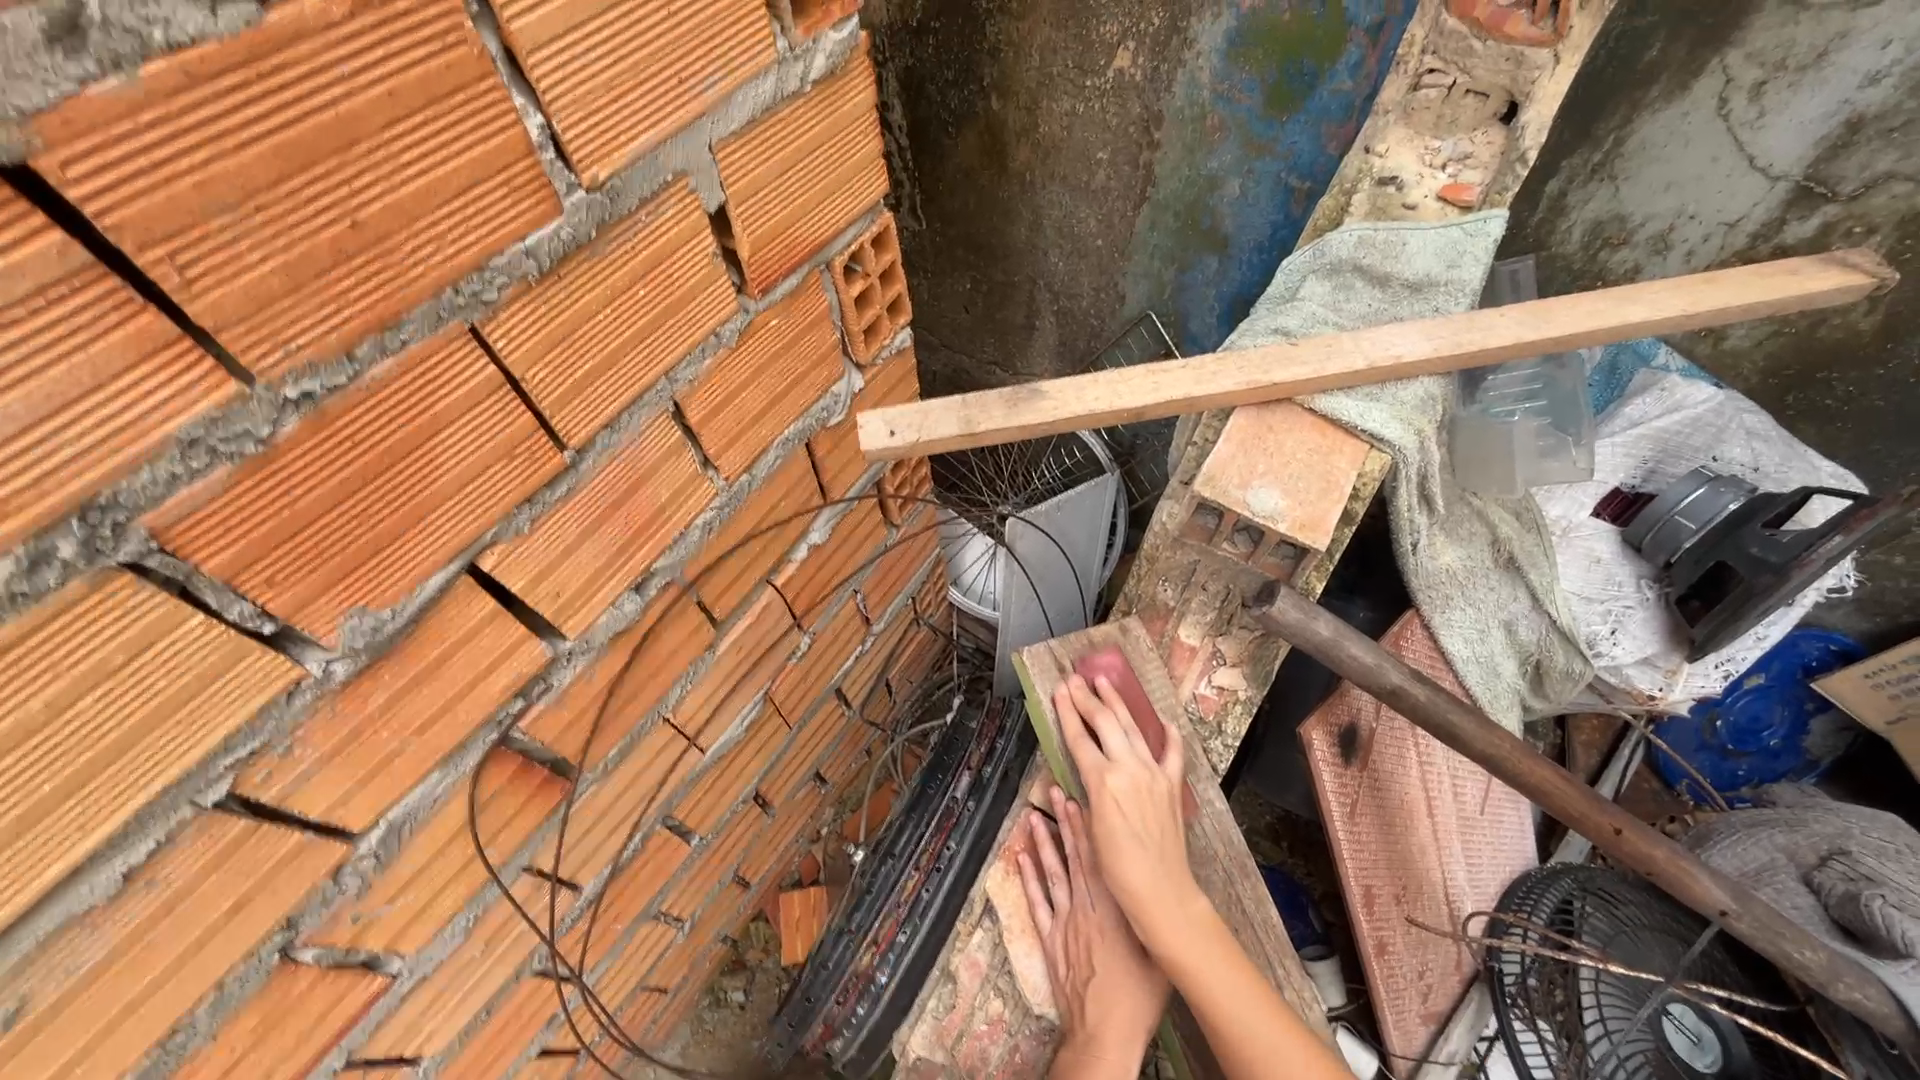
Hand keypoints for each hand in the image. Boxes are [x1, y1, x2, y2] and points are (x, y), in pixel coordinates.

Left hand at [1019, 788, 1168, 1075]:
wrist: (1104, 1032)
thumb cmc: (1139, 998)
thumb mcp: (1159, 954)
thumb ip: (1154, 918)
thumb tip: (1159, 889)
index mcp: (1115, 908)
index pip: (1099, 857)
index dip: (1088, 826)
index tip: (1081, 799)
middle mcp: (1087, 908)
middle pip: (1074, 857)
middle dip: (1065, 822)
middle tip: (1055, 792)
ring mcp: (1065, 922)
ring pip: (1052, 873)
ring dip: (1044, 843)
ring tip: (1034, 816)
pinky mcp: (1050, 941)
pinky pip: (1037, 902)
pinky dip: (1028, 878)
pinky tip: (1021, 858)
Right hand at [1054, 674, 1197, 949]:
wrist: (1160, 888)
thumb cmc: (1117, 869)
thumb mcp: (1091, 827)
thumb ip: (1087, 791)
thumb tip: (1084, 769)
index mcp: (1103, 780)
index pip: (1079, 738)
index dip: (1068, 712)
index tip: (1060, 691)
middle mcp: (1129, 768)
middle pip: (1105, 723)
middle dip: (1088, 699)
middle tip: (1076, 680)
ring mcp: (1154, 773)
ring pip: (1133, 728)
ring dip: (1118, 703)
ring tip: (1106, 683)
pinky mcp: (1172, 785)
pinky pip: (1172, 752)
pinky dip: (1169, 733)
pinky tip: (1164, 720)